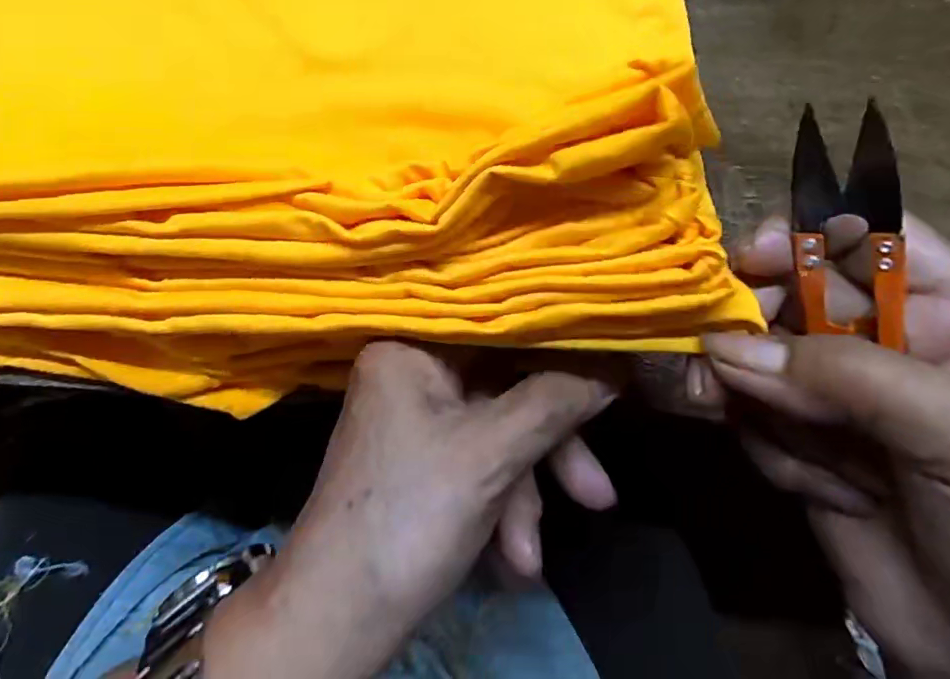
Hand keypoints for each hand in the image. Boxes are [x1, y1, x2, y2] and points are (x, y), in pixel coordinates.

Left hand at [202, 342, 616, 678]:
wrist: (334, 624)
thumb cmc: (407, 517)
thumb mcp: (489, 455)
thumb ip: (555, 402)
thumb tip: (614, 369)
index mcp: (411, 349)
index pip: (501, 326)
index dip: (558, 344)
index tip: (610, 368)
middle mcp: (412, 372)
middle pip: (507, 387)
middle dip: (551, 449)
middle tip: (597, 492)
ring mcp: (418, 418)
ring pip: (499, 431)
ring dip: (526, 493)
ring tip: (531, 558)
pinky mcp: (425, 461)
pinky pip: (481, 461)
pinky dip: (503, 506)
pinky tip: (514, 559)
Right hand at [696, 214, 949, 678]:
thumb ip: (862, 383)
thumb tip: (731, 347)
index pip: (885, 244)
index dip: (818, 234)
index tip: (754, 253)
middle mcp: (909, 348)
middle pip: (811, 293)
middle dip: (767, 314)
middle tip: (723, 340)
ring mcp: (860, 405)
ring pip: (773, 356)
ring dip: (756, 388)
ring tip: (770, 431)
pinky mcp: (820, 456)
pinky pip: (762, 419)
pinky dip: (768, 444)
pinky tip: (822, 491)